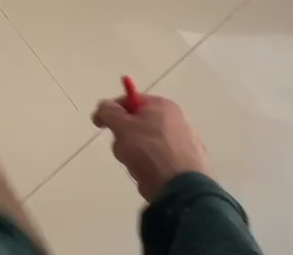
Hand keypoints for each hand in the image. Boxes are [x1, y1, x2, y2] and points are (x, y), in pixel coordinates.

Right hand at [92, 92, 210, 201]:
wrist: (183, 192)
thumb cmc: (149, 152)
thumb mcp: (121, 127)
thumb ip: (108, 111)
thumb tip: (105, 107)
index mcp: (162, 106)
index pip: (129, 100)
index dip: (111, 111)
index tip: (100, 125)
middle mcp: (179, 121)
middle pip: (138, 125)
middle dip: (125, 139)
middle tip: (123, 151)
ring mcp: (189, 145)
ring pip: (149, 146)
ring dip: (137, 156)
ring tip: (138, 169)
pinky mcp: (193, 167)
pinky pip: (163, 163)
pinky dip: (154, 169)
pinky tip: (152, 179)